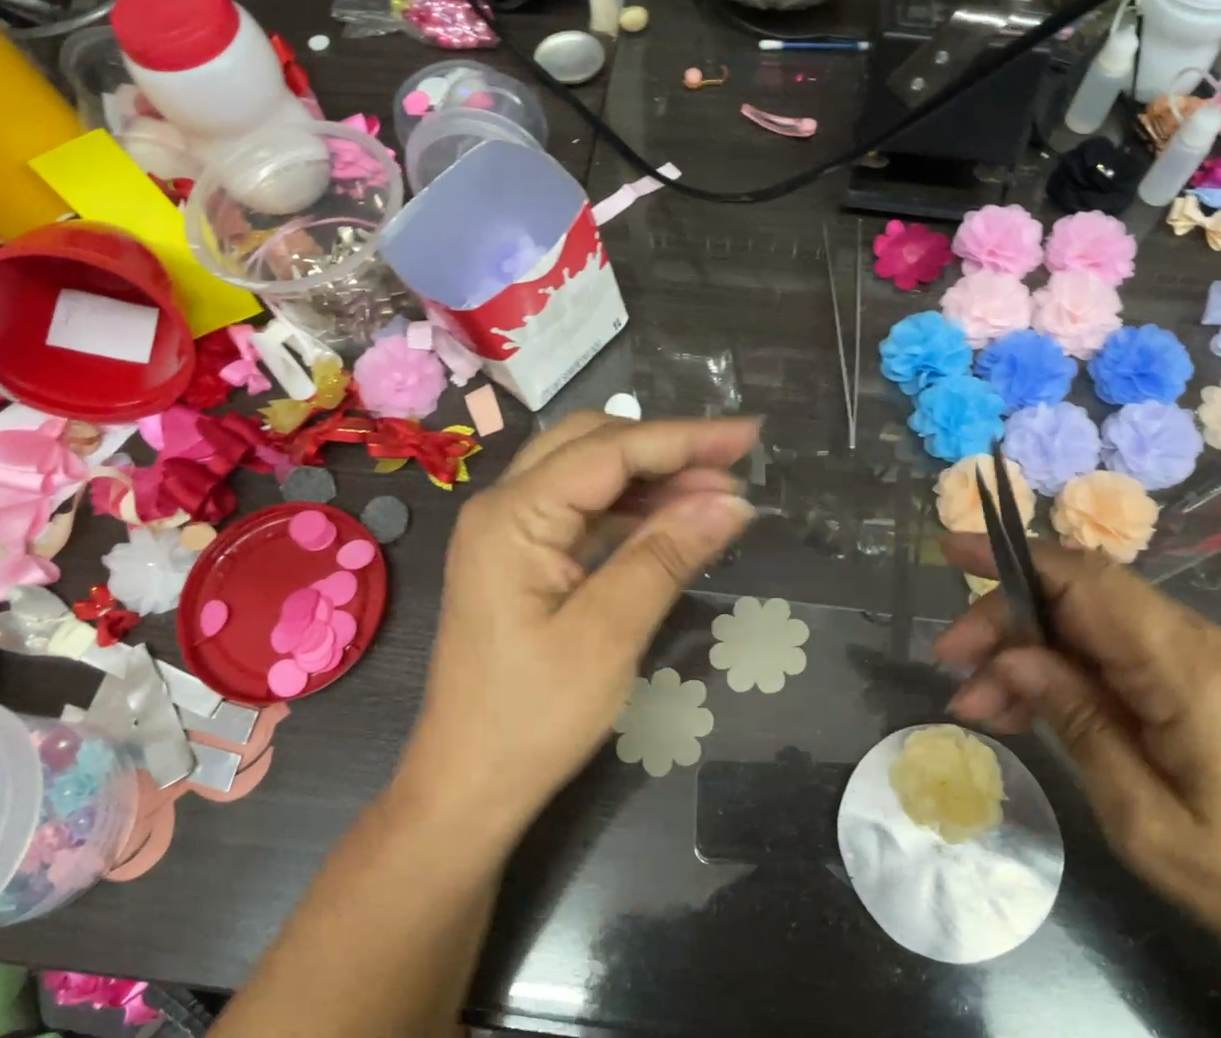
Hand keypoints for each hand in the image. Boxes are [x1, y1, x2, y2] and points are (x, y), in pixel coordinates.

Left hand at [407, 413, 759, 833]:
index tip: (749, 435)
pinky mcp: (521, 563)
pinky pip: (582, 514)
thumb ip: (666, 556)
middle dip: (665, 449)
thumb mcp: (609, 634)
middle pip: (591, 445)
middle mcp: (503, 508)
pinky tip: (674, 525)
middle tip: (734, 470)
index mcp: (513, 516)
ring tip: (718, 500)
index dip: (684, 438)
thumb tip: (732, 503)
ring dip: (652, 479)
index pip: (609, 450)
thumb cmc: (534, 716)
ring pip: (587, 477)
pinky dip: (631, 512)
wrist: (471, 784)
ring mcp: (508, 535)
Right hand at [936, 534, 1220, 1037]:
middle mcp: (1196, 646)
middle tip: (955, 676)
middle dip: (1006, 625)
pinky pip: (1118, 660)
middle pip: (1079, 600)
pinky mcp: (1204, 688)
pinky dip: (1065, 677)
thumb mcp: (1142, 816)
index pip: (1083, 580)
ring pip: (1092, 630)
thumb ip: (1076, 721)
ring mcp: (1204, 664)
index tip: (950, 550)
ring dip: (1030, 658)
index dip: (1013, 555)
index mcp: (1186, 668)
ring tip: (983, 710)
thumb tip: (1011, 656)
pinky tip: (1029, 714)